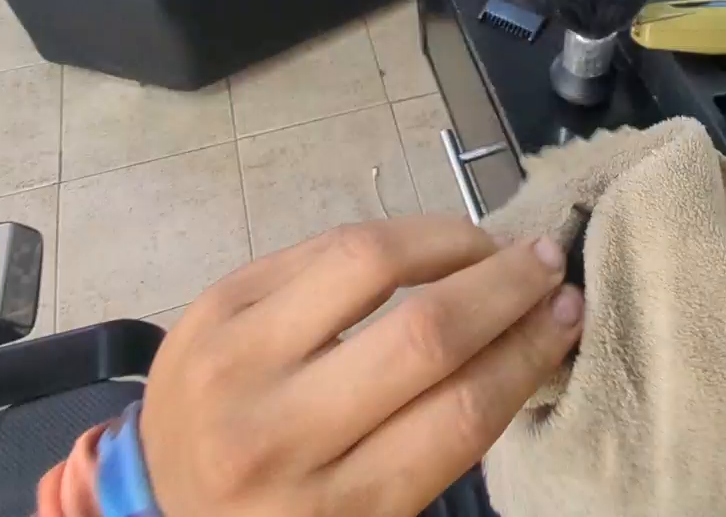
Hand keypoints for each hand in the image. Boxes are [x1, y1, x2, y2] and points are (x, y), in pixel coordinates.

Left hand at [140, 216, 583, 515]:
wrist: (156, 504)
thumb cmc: (290, 508)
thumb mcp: (371, 505)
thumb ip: (445, 426)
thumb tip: (533, 326)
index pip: (461, 414)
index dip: (530, 350)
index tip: (570, 310)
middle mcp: (275, 440)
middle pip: (423, 335)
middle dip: (505, 286)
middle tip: (548, 259)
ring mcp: (234, 361)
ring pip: (371, 262)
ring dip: (453, 241)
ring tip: (490, 243)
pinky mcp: (214, 303)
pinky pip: (329, 243)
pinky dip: (396, 236)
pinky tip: (427, 244)